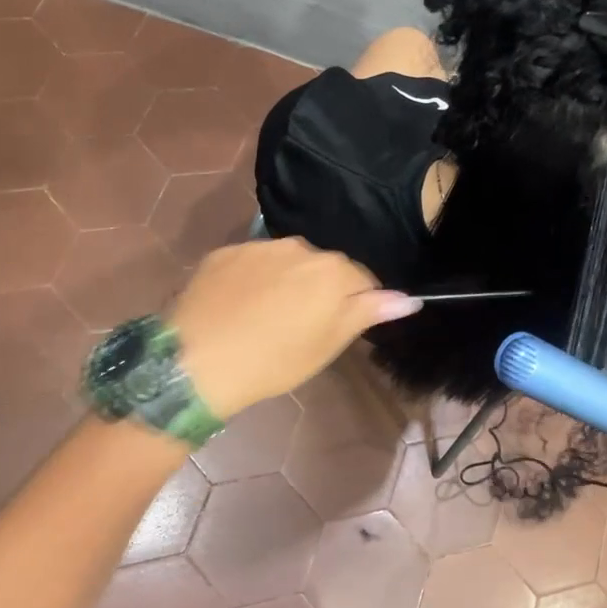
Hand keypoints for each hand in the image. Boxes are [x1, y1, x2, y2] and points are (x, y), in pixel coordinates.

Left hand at [171, 239, 419, 419]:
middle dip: (321, 289)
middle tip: (303, 326)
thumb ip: (368, 312)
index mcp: (333, 271)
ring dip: (287, 281)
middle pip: (324, 266)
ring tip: (268, 316)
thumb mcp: (328, 343)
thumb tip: (408, 298)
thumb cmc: (274, 361)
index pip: (363, 279)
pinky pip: (252, 262)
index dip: (358, 304)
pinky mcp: (225, 252)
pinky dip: (253, 279)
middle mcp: (299, 247)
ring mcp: (259, 247)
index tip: (340, 327)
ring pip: (287, 261)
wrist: (199, 361)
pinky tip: (240, 307)